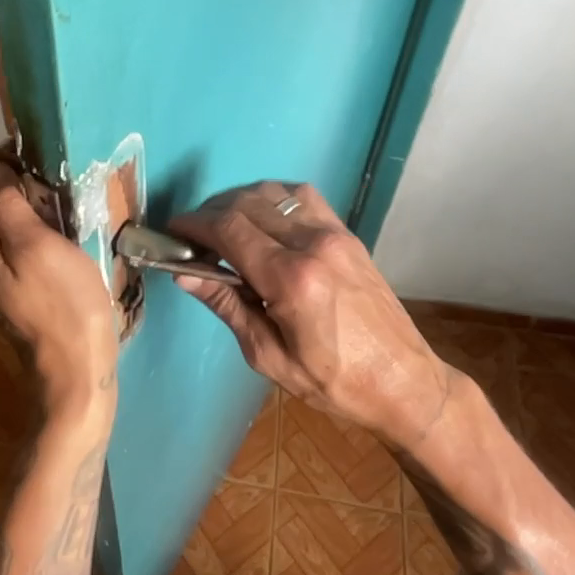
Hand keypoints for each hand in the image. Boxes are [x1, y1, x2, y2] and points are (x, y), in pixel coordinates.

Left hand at [0, 149, 119, 407]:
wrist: (75, 371)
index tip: (20, 159)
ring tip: (59, 199)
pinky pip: (15, 240)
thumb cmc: (61, 305)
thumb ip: (6, 203)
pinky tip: (63, 228)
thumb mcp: (35, 244)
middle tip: (46, 177)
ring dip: (23, 199)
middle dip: (3, 175)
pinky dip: (34, 223)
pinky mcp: (18, 285)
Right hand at [169, 182, 453, 448]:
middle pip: (246, 203)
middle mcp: (313, 245)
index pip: (228, 229)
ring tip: (222, 228)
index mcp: (291, 280)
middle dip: (210, 213)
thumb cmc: (333, 382)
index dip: (193, 224)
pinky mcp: (347, 234)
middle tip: (192, 237)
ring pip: (273, 192)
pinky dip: (272, 199)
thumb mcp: (268, 356)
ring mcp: (335, 234)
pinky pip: (302, 197)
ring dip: (239, 201)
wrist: (403, 381)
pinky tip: (260, 221)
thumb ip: (227, 307)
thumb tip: (184, 274)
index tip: (172, 232)